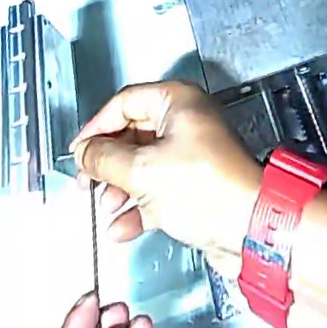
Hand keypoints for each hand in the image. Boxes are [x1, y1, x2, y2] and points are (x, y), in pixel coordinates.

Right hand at [70, 81, 261, 256]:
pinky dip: (139, 204)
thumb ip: (105, 158)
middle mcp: (186, 119)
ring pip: (144, 161)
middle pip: (133, 132)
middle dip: (107, 160)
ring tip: (105, 205)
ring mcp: (192, 150)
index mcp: (177, 101)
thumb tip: (84, 152)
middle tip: (86, 180)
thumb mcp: (142, 170)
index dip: (97, 126)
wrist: (247, 226)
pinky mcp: (196, 181)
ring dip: (120, 185)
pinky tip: (123, 227)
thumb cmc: (206, 187)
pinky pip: (158, 186)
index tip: (78, 150)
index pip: (124, 102)